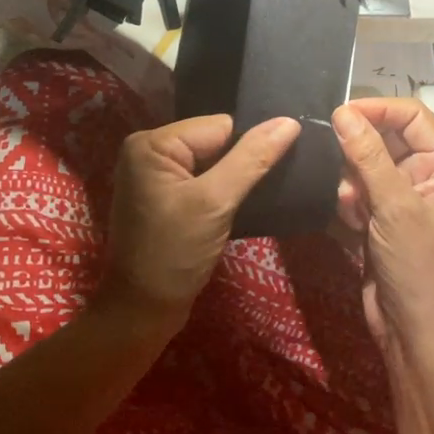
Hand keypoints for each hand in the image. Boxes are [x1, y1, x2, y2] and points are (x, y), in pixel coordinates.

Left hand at [102, 114, 300, 322]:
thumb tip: (290, 122)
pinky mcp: (166, 196)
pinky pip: (204, 179)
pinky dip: (223, 191)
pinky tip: (241, 206)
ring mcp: (156, 175)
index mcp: (152, 143)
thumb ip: (252, 159)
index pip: (220, 126)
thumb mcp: (216, 202)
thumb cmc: (175, 254)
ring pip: (214, 161)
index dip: (248, 146)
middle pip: (217, 140)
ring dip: (235, 178)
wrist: (143, 312)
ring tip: (260, 195)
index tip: (275, 169)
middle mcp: (149, 150)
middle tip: (268, 187)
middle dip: (241, 162)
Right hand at [332, 99, 433, 368]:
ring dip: (351, 179)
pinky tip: (349, 221)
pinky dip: (349, 200)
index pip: (412, 116)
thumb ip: (368, 156)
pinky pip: (359, 190)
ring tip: (349, 202)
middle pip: (387, 137)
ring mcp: (405, 198)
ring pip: (367, 164)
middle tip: (329, 156)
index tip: (338, 114)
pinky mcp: (383, 218)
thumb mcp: (395, 208)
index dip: (377, 109)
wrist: (414, 335)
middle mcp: (429, 175)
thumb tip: (343, 112)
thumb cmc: (418, 269)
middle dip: (359, 149)